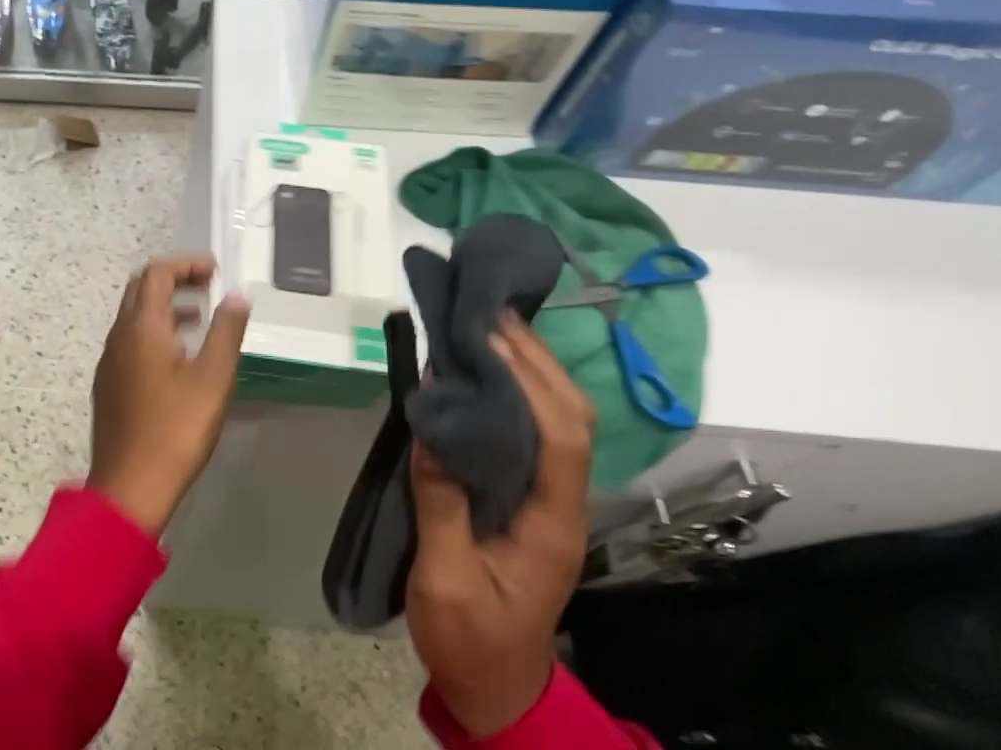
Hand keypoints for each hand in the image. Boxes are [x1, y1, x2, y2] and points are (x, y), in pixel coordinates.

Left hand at [88, 256, 251, 535]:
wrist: (130, 485)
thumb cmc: (176, 429)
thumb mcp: (213, 378)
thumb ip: (226, 331)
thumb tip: (237, 295)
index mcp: (141, 327)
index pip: (157, 274)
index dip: (186, 264)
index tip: (216, 271)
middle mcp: (118, 336)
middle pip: (140, 290)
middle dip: (174, 280)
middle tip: (208, 287)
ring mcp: (109, 362)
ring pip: (134, 318)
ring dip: (165, 308)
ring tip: (200, 319)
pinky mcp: (108, 385)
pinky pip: (130, 342)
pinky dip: (155, 333)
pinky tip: (178, 359)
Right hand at [406, 313, 596, 737]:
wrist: (495, 687)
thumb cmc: (469, 639)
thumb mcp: (444, 581)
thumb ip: (441, 509)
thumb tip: (431, 434)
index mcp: (551, 523)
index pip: (560, 438)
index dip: (531, 381)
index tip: (489, 336)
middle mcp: (561, 504)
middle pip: (569, 418)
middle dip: (537, 361)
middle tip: (490, 313)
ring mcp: (548, 502)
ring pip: (557, 423)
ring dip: (531, 372)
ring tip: (487, 328)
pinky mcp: (528, 502)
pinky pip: (532, 436)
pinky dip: (516, 396)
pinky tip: (484, 376)